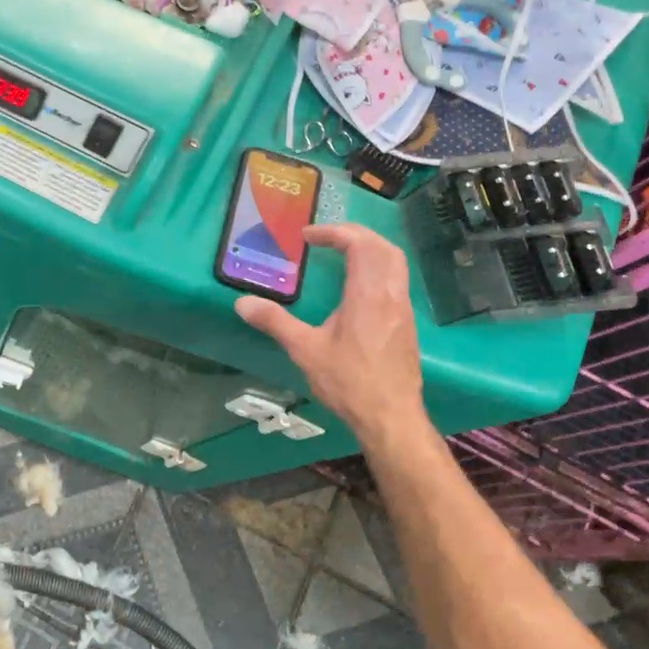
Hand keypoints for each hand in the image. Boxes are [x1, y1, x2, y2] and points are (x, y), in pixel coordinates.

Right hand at [234, 224, 422, 442]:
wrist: (390, 416)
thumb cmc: (348, 382)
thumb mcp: (304, 350)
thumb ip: (274, 322)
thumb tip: (241, 303)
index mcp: (368, 295)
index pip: (360, 245)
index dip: (334, 232)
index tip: (308, 237)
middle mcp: (391, 296)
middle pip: (384, 248)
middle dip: (356, 235)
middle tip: (326, 238)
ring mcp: (403, 311)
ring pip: (395, 264)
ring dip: (369, 250)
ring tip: (341, 255)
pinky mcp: (406, 325)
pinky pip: (396, 282)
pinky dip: (377, 269)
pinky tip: (356, 288)